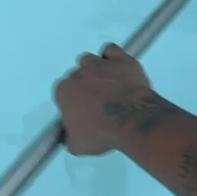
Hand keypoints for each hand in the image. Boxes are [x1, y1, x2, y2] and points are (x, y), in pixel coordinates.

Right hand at [54, 43, 181, 156]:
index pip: (64, 92)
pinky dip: (112, 56)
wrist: (133, 121)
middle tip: (98, 101)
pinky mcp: (120, 59)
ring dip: (96, 69)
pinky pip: (111, 50)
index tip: (83, 110)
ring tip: (108, 83)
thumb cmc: (103, 133)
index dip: (74, 101)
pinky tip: (117, 67)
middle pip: (78, 75)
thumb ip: (68, 137)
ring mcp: (100, 63)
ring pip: (91, 60)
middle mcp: (79, 73)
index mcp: (65, 91)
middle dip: (86, 86)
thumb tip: (67, 135)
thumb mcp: (78, 145)